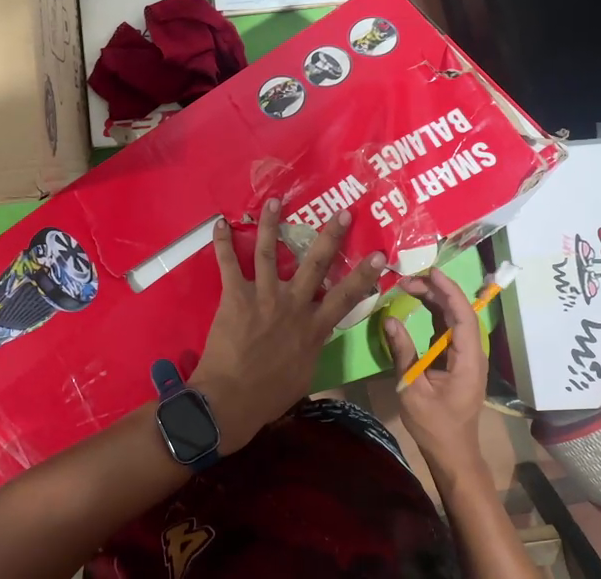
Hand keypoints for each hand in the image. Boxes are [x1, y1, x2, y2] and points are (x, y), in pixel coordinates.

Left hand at [189, 198, 384, 454]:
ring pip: (270, 251)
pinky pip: (228, 263)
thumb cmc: (270, 396)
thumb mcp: (305, 376)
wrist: (233, 399)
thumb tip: (315, 340)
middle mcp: (293, 306)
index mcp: (314, 328)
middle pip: (315, 263)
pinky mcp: (235, 296)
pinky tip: (220, 224)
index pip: (346, 296)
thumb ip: (312, 350)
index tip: (380, 254)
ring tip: (276, 201)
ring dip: (272, 223)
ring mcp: (263, 297)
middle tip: (342, 211)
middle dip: (330, 235)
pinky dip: (222, 242)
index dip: (364, 275)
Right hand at [381, 269, 487, 471]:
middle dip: (436, 291)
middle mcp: (472, 354)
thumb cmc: (434, 426)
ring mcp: (465, 356)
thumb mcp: (412, 390)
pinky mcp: (456, 360)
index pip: (463, 317)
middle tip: (407, 280)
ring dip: (434, 299)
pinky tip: (417, 303)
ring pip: (454, 318)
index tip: (431, 272)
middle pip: (459, 313)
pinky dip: (433, 312)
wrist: (452, 453)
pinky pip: (447, 328)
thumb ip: (403, 353)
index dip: (449, 292)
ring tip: (408, 286)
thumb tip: (390, 319)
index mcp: (468, 361)